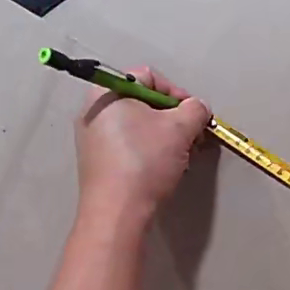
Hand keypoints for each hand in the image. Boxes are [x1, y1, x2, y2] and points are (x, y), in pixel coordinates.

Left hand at [74, 68, 210, 227]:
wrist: (117, 212)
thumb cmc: (144, 162)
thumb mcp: (180, 128)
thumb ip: (196, 109)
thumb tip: (198, 109)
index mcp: (107, 92)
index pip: (148, 76)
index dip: (176, 92)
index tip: (192, 114)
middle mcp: (94, 111)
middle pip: (143, 102)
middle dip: (173, 118)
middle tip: (191, 137)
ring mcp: (92, 139)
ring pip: (138, 127)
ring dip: (165, 137)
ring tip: (181, 156)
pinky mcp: (97, 163)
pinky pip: (128, 146)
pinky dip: (149, 152)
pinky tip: (163, 170)